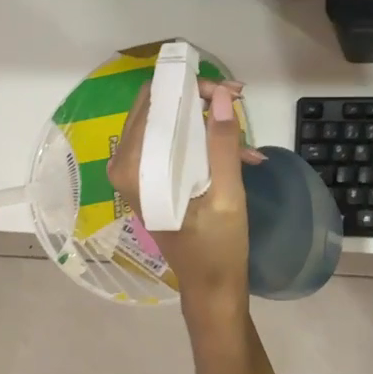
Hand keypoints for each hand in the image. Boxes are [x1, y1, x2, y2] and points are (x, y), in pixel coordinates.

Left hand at [105, 79, 264, 304]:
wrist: (210, 287)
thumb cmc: (217, 245)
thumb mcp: (227, 194)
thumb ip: (221, 143)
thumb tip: (221, 96)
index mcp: (135, 167)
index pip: (154, 101)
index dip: (190, 86)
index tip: (229, 92)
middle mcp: (126, 164)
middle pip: (159, 107)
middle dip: (201, 99)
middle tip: (239, 102)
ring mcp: (136, 172)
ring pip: (169, 123)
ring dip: (207, 122)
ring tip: (246, 140)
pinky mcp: (150, 179)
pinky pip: (173, 143)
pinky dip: (203, 141)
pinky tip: (240, 155)